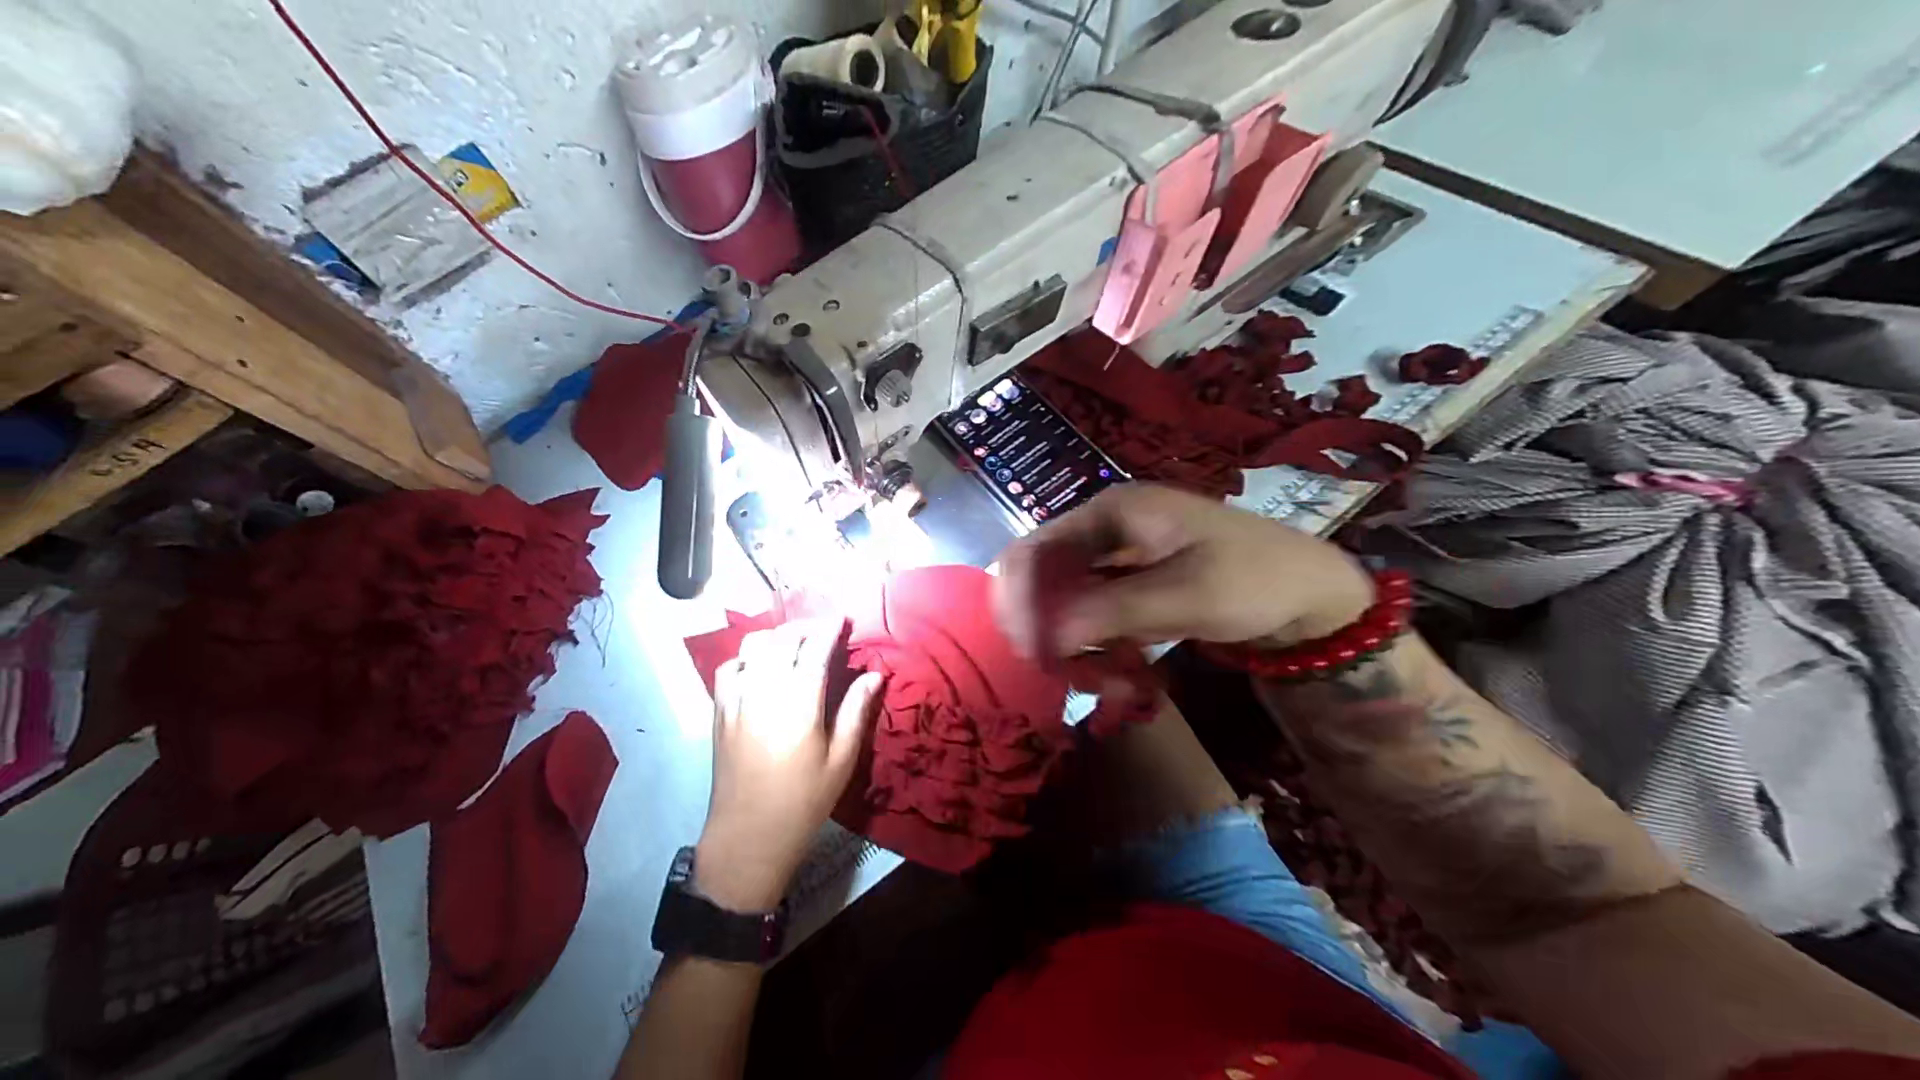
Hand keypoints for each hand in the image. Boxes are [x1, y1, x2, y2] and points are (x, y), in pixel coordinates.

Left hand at [695, 617, 884, 911]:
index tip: (844, 619)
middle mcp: (765, 692)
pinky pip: (730, 667)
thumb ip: (856, 711)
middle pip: (783, 639)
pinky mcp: (720, 711)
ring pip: (753, 647)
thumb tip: (874, 675)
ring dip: (776, 637)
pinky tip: (761, 667)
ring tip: (795, 644)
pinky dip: (748, 657)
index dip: (830, 628)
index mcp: (800, 703)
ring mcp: (737, 699)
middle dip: (805, 626)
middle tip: (824, 631)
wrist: (748, 836)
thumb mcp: (842, 760)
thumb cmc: (804, 802)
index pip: (815, 648)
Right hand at [995, 484, 1373, 657]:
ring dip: (1074, 646)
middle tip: (1067, 675)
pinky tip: (1122, 674)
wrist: (1313, 594)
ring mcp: (1117, 557)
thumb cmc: (1254, 580)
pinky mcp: (1130, 585)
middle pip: (1043, 578)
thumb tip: (1039, 637)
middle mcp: (1104, 529)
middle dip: (1047, 630)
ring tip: (1110, 682)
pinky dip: (1097, 647)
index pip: (1034, 550)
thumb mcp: (1185, 596)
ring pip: (1064, 603)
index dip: (1019, 600)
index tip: (1030, 652)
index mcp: (1112, 512)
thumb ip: (1108, 612)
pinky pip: (1091, 617)